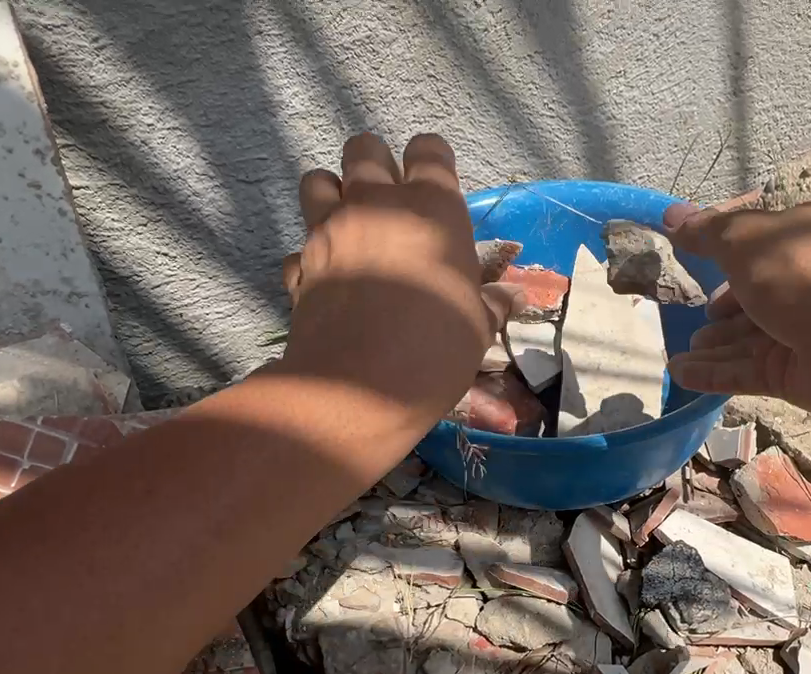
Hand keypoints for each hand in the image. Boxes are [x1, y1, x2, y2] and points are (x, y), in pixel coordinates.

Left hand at [279, 133, 518, 411]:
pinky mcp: (300, 265)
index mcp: (431, 210)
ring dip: (333, 194)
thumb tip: (510, 296)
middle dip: (375, 165)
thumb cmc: (436, 352)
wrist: (360, 389)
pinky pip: (299, 245)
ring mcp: (328, 231)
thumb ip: (490, 303)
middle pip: (365, 148)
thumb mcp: (477, 329)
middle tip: (389, 202)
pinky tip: (326, 279)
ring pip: (318, 180)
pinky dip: (310, 256)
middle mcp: (376, 205)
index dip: (432, 161)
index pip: (429, 150)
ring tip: (349, 226)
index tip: (436, 185)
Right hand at [662, 200, 810, 417]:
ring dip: (714, 345)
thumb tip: (672, 215)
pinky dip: (712, 373)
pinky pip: (745, 372)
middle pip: (755, 297)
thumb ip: (708, 233)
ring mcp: (800, 333)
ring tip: (681, 352)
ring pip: (747, 340)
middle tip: (695, 318)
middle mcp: (805, 285)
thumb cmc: (805, 275)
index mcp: (804, 239)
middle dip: (723, 309)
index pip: (761, 243)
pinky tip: (680, 374)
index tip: (693, 259)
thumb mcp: (747, 241)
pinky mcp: (793, 375)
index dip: (728, 251)